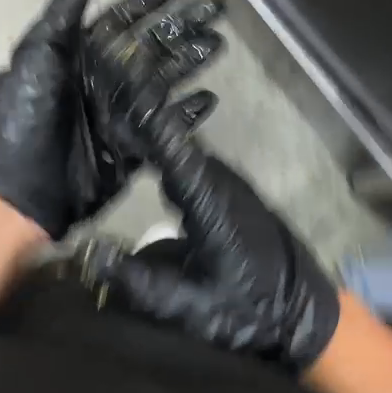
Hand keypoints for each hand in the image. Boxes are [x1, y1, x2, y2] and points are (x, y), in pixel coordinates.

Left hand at [0, 0, 226, 239]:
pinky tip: (209, 99)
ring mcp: (122, 111)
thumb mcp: (36, 54)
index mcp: (82, 51)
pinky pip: (168, 123)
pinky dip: (189, 112)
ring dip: (192, 59)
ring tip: (219, 43)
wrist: (19, 189)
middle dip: (185, 24)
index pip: (126, 16)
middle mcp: (106, 75)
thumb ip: (63, 11)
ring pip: (166, 76)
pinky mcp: (134, 146)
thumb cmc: (24, 115)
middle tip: (218, 7)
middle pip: (155, 42)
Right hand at [77, 53, 340, 369]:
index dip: (141, 113)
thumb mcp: (190, 307)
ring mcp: (224, 178)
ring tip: (106, 106)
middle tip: (94, 88)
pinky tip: (134, 142)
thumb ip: (137, 281)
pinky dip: (159, 145)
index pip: (167, 146)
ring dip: (145, 126)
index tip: (117, 79)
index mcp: (208, 199)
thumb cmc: (249, 310)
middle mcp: (218, 177)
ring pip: (177, 144)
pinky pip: (185, 157)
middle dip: (133, 112)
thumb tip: (88, 249)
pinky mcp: (225, 186)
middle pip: (168, 136)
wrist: (303, 313)